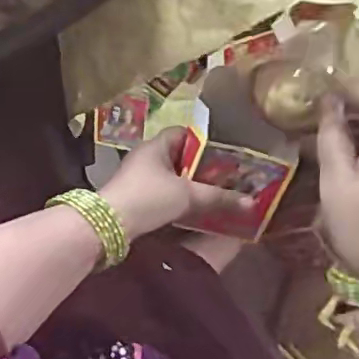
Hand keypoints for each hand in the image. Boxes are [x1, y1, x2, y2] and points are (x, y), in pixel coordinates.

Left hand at [100, 128, 253, 239]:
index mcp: (155, 146)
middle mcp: (144, 157)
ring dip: (188, 185)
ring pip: (169, 176)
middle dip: (200, 166)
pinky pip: (160, 192)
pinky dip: (175, 197)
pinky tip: (191, 209)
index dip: (205, 141)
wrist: (108, 224)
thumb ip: (218, 197)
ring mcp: (136, 177)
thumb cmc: (148, 198)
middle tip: (225, 177)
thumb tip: (251, 202)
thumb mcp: (187, 196)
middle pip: (178, 156)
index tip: (225, 154)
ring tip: (213, 194)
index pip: (183, 133)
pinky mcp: (132, 197)